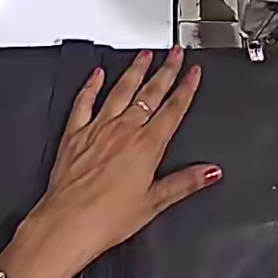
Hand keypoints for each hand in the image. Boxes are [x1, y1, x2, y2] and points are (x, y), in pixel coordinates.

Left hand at [0, 47, 219, 277]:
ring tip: (144, 55)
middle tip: (175, 54)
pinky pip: (84, 102)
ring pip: (121, 90)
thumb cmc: (107, 218)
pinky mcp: (75, 134)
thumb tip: (211, 172)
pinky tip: (96, 74)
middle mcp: (124, 131)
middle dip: (166, 70)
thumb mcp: (155, 203)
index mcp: (146, 146)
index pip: (173, 109)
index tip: (193, 72)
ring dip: (135, 70)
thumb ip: (185, 183)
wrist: (67, 224)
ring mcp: (98, 129)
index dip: (186, 88)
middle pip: (150, 93)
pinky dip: (91, 86)